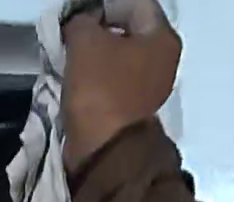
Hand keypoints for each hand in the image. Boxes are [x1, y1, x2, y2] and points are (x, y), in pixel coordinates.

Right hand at [63, 0, 181, 172]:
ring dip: (93, 61)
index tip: (77, 18)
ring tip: (70, 63)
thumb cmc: (99, 92)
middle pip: (126, 34)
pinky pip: (111, 87)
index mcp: (162, 39)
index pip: (134, 3)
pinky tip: (77, 86)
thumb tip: (79, 26)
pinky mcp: (130, 116)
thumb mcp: (84, 42)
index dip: (103, 5)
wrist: (101, 154)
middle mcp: (163, 64)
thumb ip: (80, 22)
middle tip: (72, 39)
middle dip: (97, 34)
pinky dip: (94, 84)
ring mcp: (148, 93)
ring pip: (117, 62)